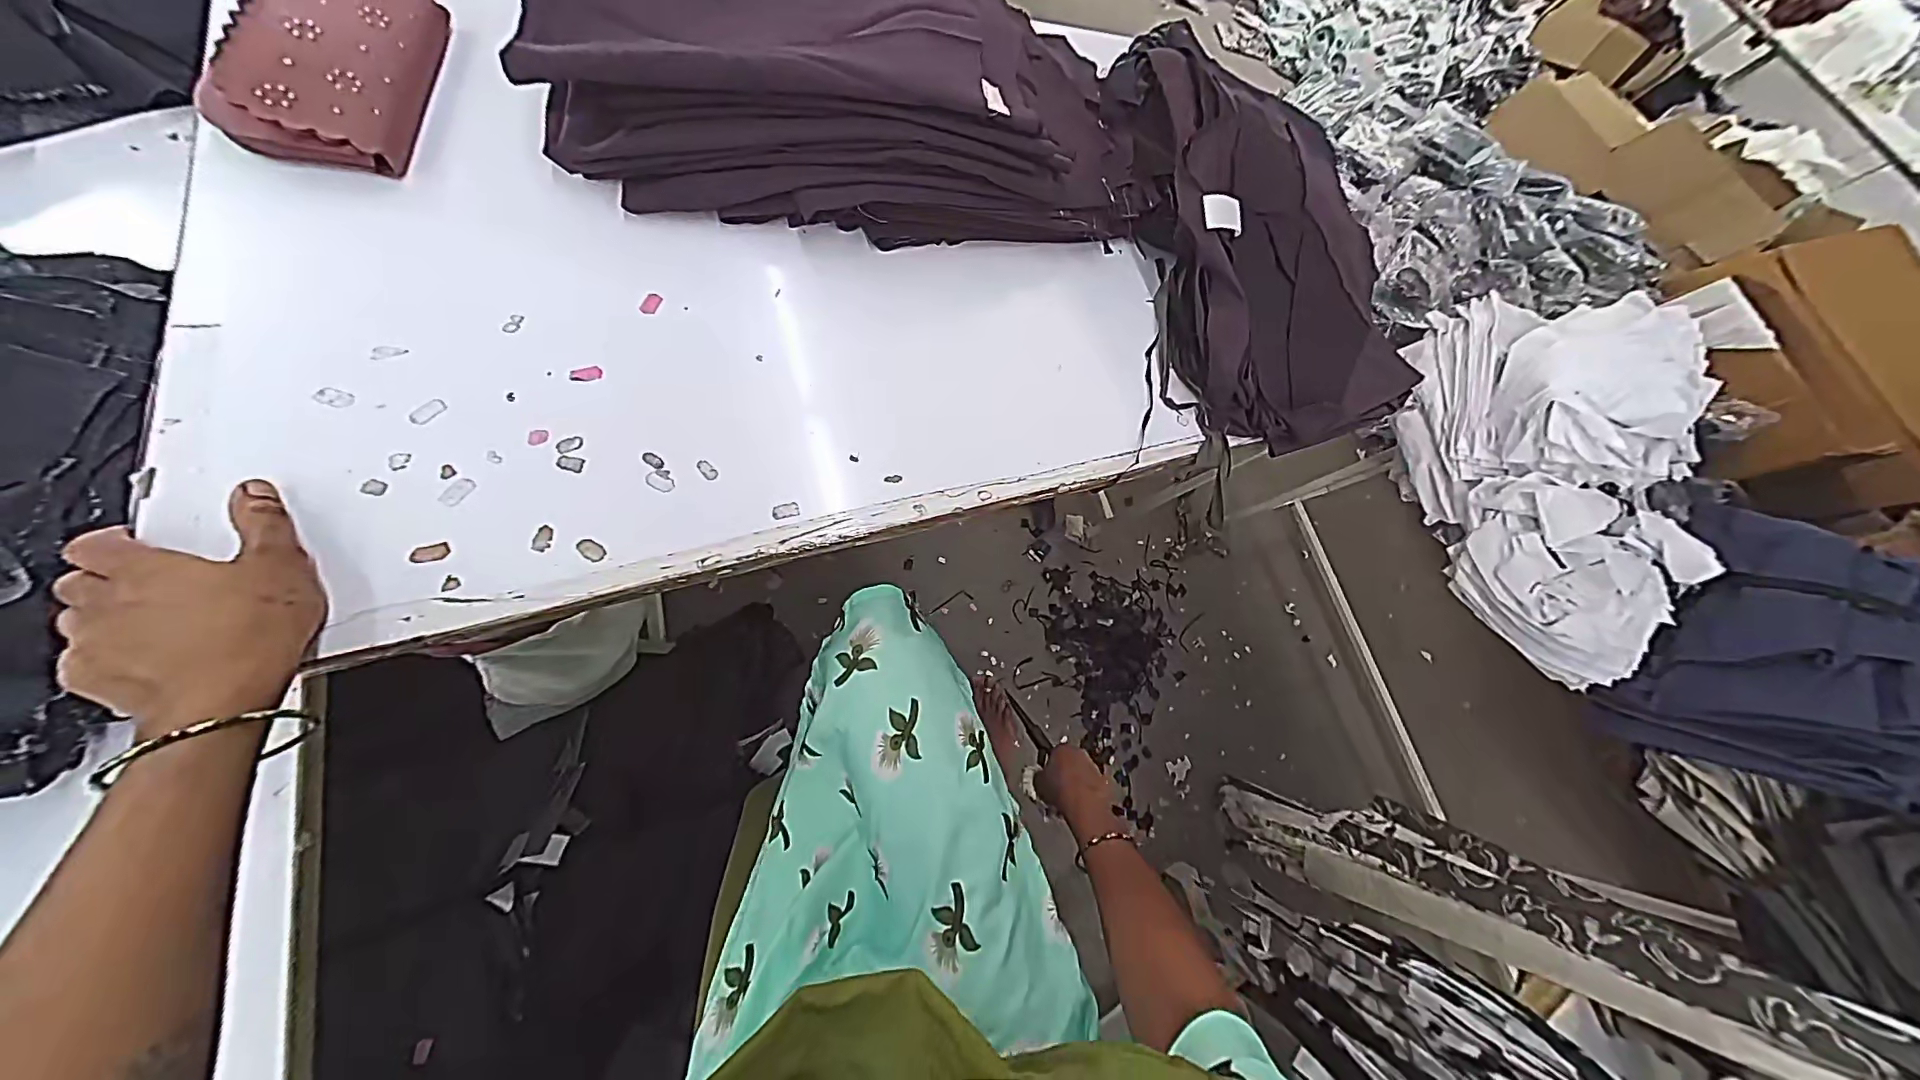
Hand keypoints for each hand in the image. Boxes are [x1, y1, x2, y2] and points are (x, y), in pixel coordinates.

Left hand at [53, 480, 326, 738]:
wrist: (226, 701)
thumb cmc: (251, 636)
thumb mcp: (282, 566)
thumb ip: (264, 524)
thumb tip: (252, 496)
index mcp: (141, 568)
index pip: (95, 542)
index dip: (116, 540)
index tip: (141, 544)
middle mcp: (104, 602)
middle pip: (80, 581)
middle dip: (110, 580)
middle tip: (156, 585)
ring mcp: (95, 643)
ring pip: (79, 621)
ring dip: (110, 618)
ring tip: (159, 624)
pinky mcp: (96, 680)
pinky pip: (86, 662)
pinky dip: (112, 657)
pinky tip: (152, 659)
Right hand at [1035, 744, 1119, 841]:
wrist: (1085, 805)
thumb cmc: (1059, 791)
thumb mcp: (1038, 784)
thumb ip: (1037, 777)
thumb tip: (1039, 777)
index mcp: (1062, 748)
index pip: (1052, 753)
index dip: (1048, 767)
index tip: (1046, 779)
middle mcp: (1079, 752)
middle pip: (1068, 762)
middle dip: (1063, 774)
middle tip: (1055, 790)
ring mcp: (1094, 766)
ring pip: (1080, 773)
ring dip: (1075, 783)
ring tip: (1066, 801)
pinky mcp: (1104, 780)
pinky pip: (1090, 785)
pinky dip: (1086, 792)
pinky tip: (1078, 804)